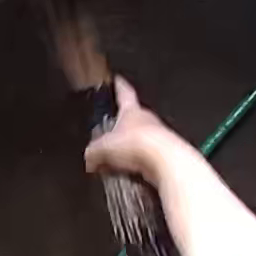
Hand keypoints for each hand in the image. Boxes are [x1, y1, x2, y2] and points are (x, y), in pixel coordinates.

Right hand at [84, 78, 199, 186]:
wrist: (165, 162)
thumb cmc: (139, 144)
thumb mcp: (102, 147)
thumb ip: (93, 151)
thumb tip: (89, 157)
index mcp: (132, 111)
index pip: (124, 93)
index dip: (119, 86)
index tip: (118, 81)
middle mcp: (148, 120)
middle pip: (131, 120)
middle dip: (120, 129)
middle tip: (107, 139)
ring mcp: (159, 137)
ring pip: (140, 141)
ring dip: (129, 150)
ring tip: (115, 164)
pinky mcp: (166, 155)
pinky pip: (147, 158)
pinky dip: (137, 165)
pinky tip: (128, 174)